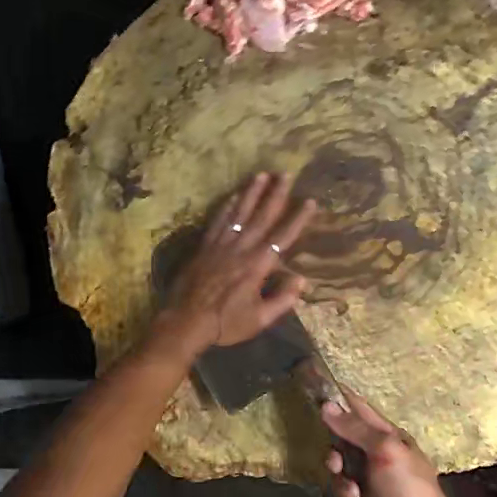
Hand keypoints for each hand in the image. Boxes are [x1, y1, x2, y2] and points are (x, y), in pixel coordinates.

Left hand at [158, 172, 316, 354]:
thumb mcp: (260, 319)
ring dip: (252, 193)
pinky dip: (227, 207)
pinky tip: (233, 196)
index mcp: (258, 265)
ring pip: (239, 213)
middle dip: (276, 194)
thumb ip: (283, 299)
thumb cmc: (226, 323)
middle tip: (286, 174)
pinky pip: (218, 221)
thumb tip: (301, 280)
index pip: (283, 236)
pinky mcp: (205, 247)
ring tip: (261, 174)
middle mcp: (242, 249)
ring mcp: (221, 245)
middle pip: (262, 216)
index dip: (298, 218)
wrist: (186, 321)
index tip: (309, 201)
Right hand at [321, 387, 454, 496]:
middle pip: (343, 446)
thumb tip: (327, 405)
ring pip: (342, 476)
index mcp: (389, 436)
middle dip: (336, 457)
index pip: (360, 410)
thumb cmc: (409, 487)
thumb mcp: (385, 450)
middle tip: (336, 465)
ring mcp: (373, 482)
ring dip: (345, 487)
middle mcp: (379, 456)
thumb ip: (355, 429)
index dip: (339, 401)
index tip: (316, 395)